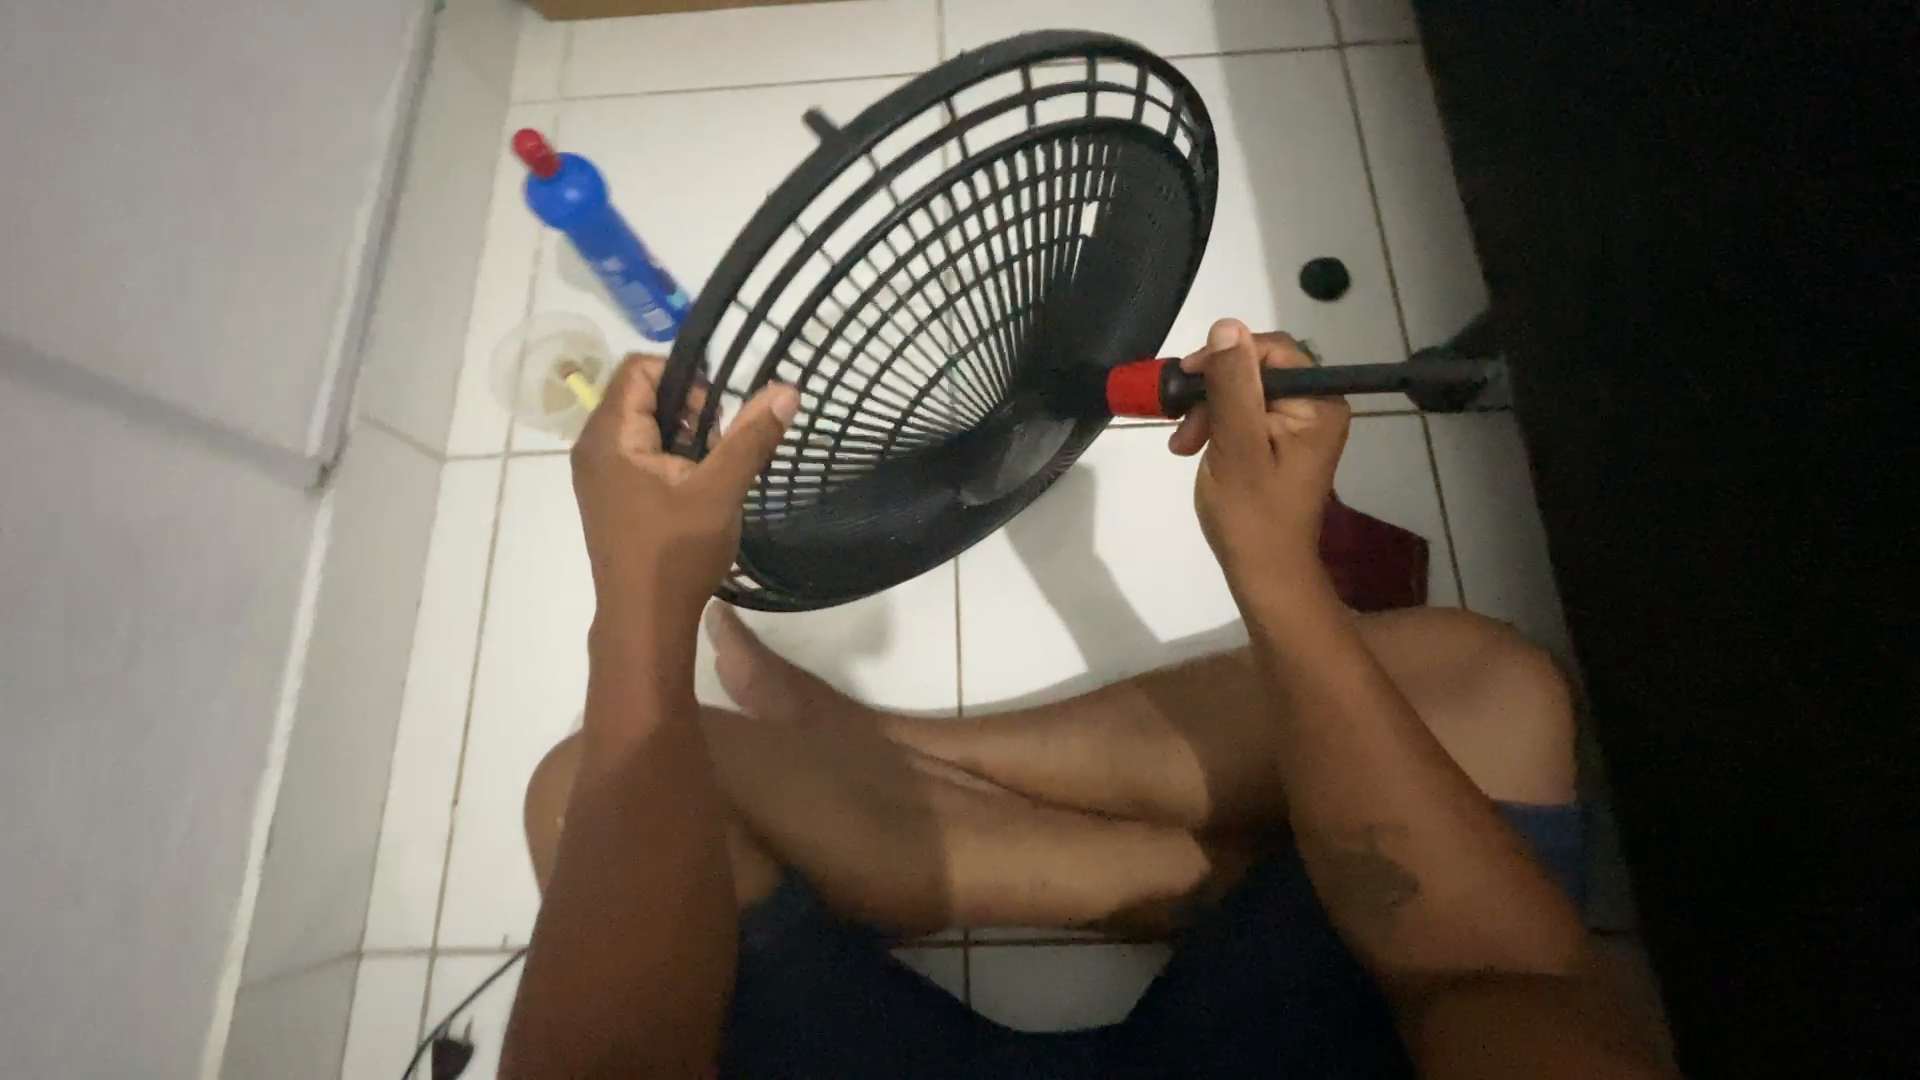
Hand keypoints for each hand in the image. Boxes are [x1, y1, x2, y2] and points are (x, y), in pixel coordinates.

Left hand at [571, 354, 798, 636]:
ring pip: (645, 428)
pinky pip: (641, 456)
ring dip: (686, 437)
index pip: (639, 369)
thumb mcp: (720, 491)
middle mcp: (594, 448)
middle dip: (690, 409)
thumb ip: (751, 437)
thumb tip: (787, 390)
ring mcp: (600, 475)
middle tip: (722, 444)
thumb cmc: (676, 553)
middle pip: (641, 396)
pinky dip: (674, 459)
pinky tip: (698, 490)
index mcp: (609, 436)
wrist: (645, 620)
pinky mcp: (612, 497)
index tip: (720, 413)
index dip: (685, 377)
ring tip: (715, 470)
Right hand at [1171, 319, 1350, 594]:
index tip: (1183, 382)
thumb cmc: (1250, 512)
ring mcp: (1300, 427)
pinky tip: (1197, 448)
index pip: (1271, 350)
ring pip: (1244, 393)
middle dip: (1211, 393)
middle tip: (1181, 429)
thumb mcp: (1236, 443)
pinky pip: (1246, 416)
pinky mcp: (1282, 443)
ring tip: (1184, 446)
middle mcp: (1318, 407)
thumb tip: (1226, 326)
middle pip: (1256, 370)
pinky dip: (1217, 427)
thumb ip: (1232, 384)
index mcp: (1319, 403)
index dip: (1223, 357)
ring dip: (1207, 412)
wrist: (1263, 570)